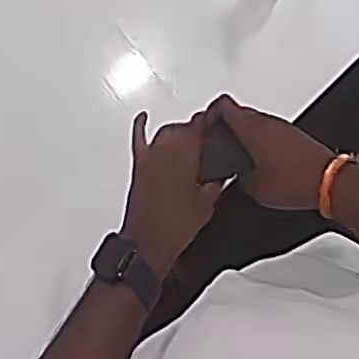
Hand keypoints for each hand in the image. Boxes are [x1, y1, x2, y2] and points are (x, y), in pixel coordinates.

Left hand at [120, 112, 222, 272]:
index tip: (216, 125)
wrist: (149, 242)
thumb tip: (219, 172)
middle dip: (195, 133)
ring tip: (188, 142)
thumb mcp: (207, 204)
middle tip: (206, 143)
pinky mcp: (139, 162)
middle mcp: (167, 148)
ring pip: (166, 132)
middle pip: (183, 129)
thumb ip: (215, 181)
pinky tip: (143, 117)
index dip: (209, 125)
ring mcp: (151, 154)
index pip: (199, 127)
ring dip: (177, 133)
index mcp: (186, 154)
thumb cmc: (177, 225)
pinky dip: (141, 125)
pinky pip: (139, 137)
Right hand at [204, 95, 334, 211]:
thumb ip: (239, 178)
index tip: (206, 124)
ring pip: (254, 121)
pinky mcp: (293, 134)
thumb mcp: (256, 189)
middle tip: (221, 140)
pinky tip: (264, 161)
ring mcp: (281, 126)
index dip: (210, 112)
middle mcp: (265, 121)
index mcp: (251, 127)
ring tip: (242, 154)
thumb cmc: (297, 182)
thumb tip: (236, 178)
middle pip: (237, 111)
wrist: (331, 183)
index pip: (222, 103)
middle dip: (226, 125)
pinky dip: (262, 140)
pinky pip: (270, 130)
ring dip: (245, 132)